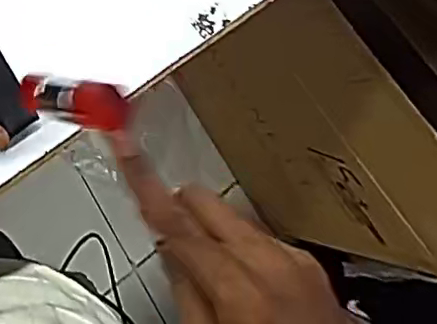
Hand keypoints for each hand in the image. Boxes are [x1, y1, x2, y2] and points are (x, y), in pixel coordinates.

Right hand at [112, 133, 344, 323]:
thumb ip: (185, 292)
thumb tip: (167, 247)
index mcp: (239, 288)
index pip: (173, 218)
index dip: (142, 179)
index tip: (123, 143)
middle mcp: (270, 262)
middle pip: (201, 200)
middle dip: (181, 211)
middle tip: (172, 241)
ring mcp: (297, 262)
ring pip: (231, 215)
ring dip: (215, 232)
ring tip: (218, 276)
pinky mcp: (313, 268)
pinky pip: (262, 237)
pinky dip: (246, 248)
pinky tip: (251, 284)